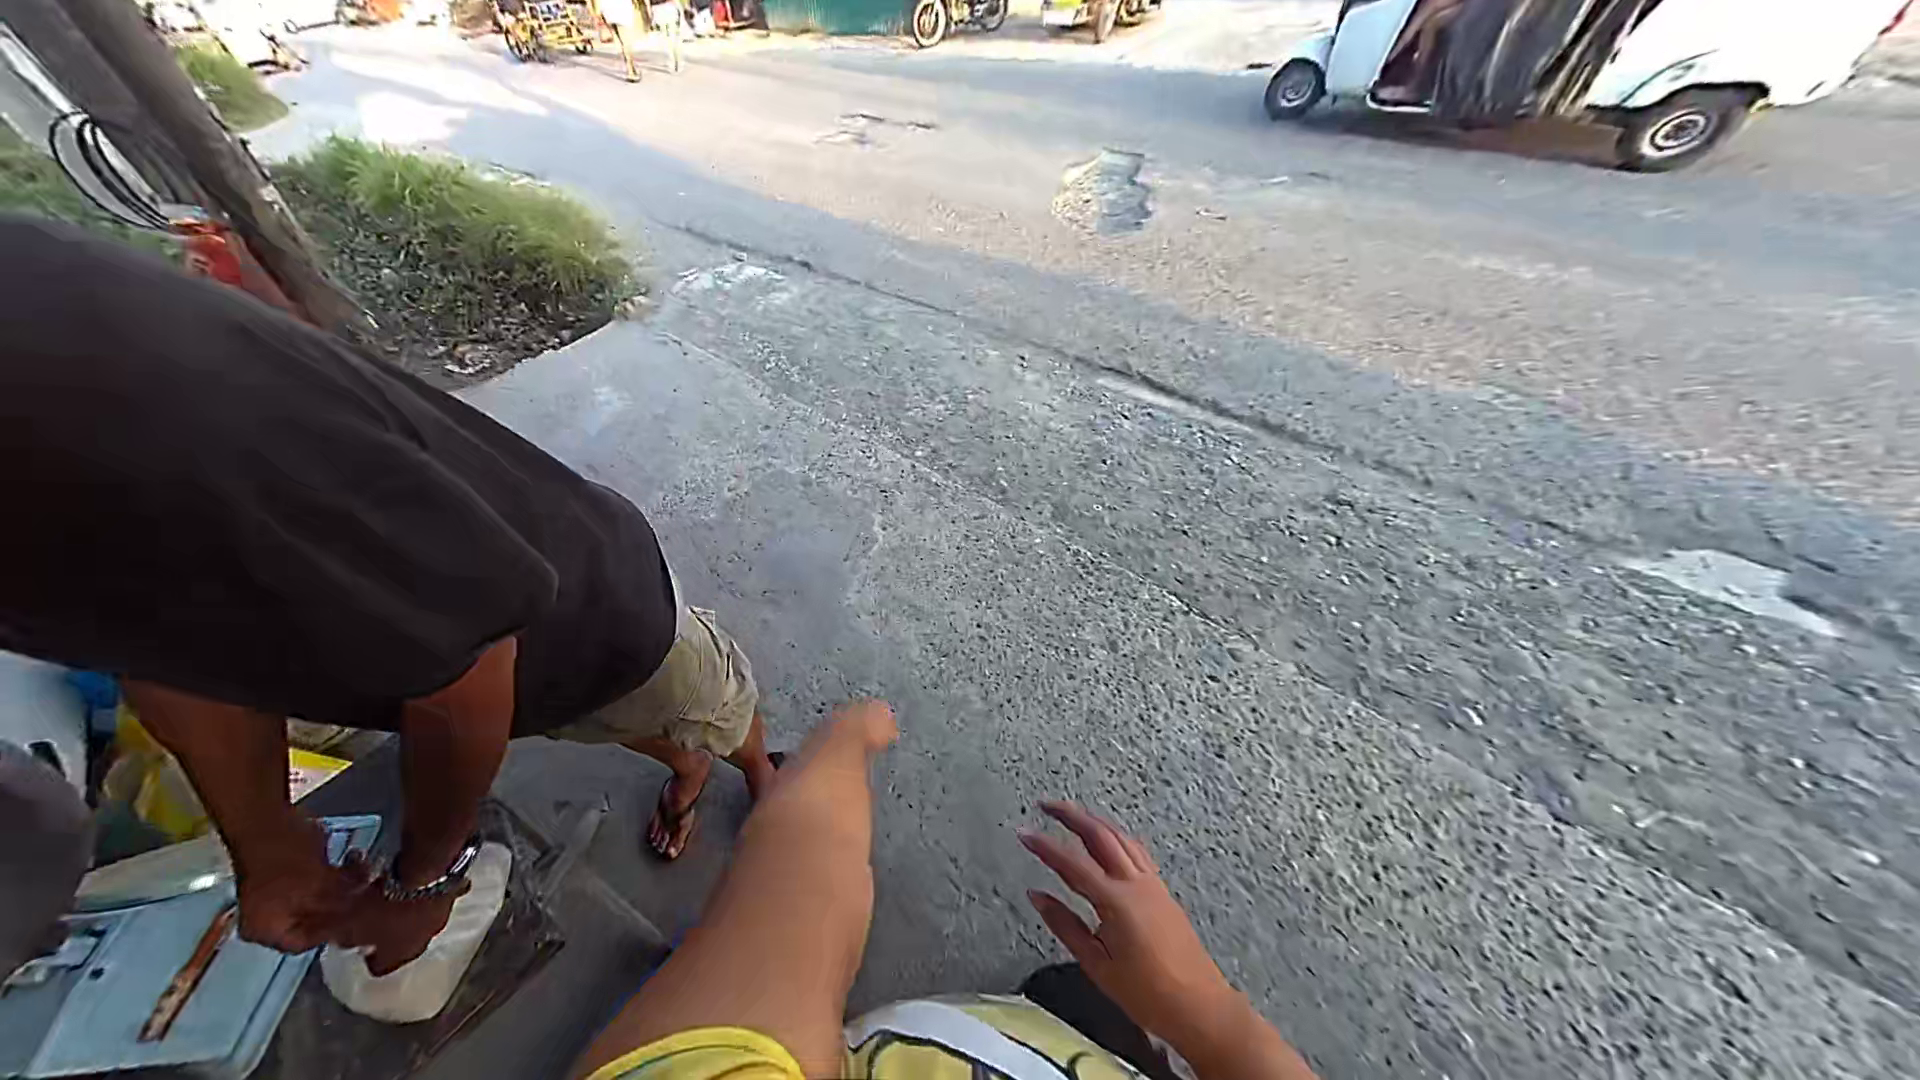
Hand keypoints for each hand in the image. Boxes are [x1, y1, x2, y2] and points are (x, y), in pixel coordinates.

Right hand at [232, 820, 371, 953]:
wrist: (270, 824)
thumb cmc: (283, 857)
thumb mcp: (315, 884)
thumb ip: (338, 902)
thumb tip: (361, 914)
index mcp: (266, 926)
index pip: (303, 942)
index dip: (335, 932)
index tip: (364, 919)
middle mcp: (272, 916)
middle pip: (318, 919)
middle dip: (349, 904)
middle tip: (375, 891)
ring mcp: (286, 894)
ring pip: (327, 897)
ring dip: (352, 884)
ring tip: (369, 871)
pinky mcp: (301, 873)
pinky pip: (327, 879)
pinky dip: (345, 872)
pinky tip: (357, 859)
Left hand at [340, 883, 466, 975]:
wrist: (424, 871)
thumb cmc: (383, 905)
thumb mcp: (347, 925)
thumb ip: (345, 937)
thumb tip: (344, 941)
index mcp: (398, 955)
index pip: (380, 967)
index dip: (369, 959)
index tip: (362, 949)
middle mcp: (425, 939)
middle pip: (407, 943)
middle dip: (395, 935)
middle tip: (381, 923)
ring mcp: (444, 913)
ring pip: (426, 919)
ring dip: (416, 914)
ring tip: (401, 898)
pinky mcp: (456, 890)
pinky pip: (442, 894)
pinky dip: (433, 890)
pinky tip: (423, 880)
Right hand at [1020, 801, 1240, 1047]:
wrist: (1200, 1008)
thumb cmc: (1148, 994)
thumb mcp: (1097, 965)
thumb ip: (1065, 925)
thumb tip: (1037, 896)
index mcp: (1116, 901)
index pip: (1072, 863)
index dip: (1044, 845)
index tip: (1023, 833)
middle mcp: (1134, 883)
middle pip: (1099, 834)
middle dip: (1070, 814)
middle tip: (1046, 804)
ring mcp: (1151, 882)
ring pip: (1119, 836)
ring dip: (1093, 819)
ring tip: (1071, 812)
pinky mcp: (1160, 888)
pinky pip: (1134, 848)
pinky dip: (1114, 833)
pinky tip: (1107, 835)